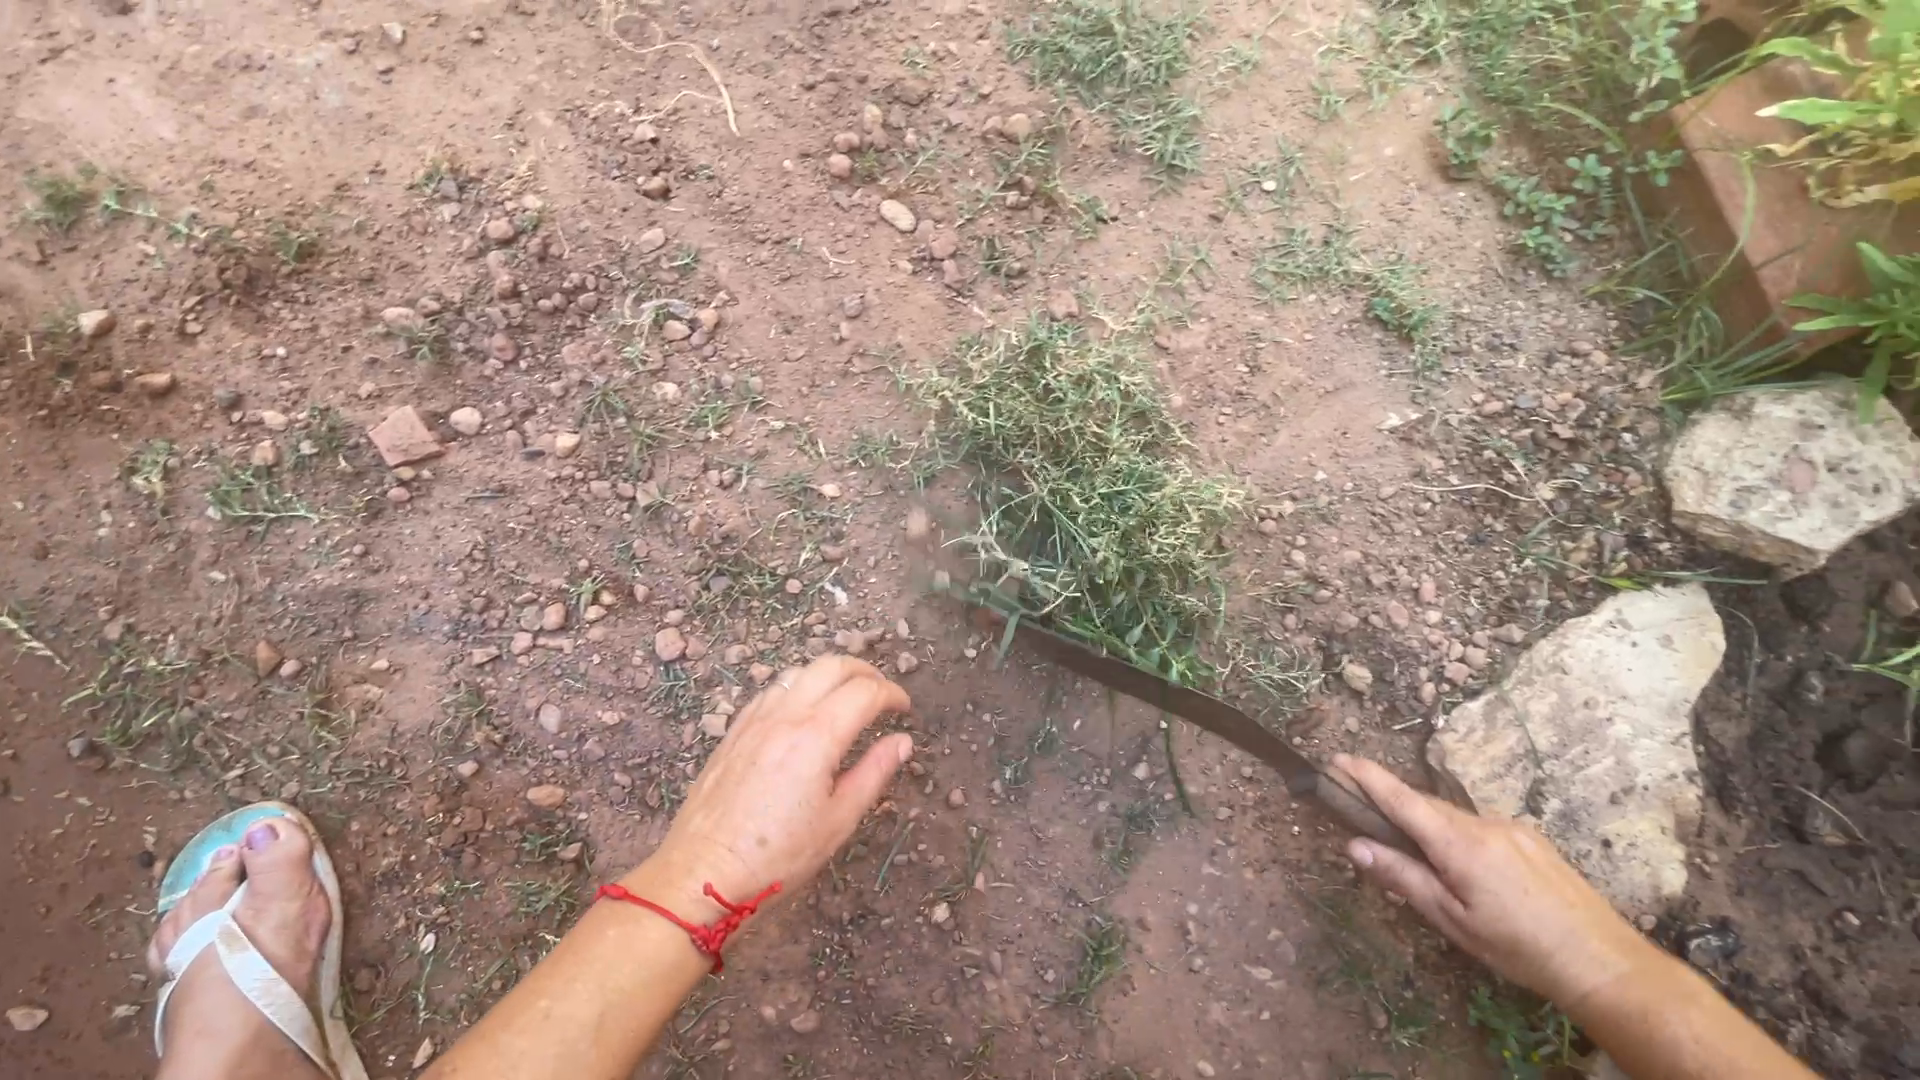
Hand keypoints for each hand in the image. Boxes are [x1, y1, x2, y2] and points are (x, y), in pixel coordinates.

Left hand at [634, 657, 912, 914]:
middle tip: (882, 693)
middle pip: (832, 665)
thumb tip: (902, 741)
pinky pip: (772, 690)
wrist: (703, 872)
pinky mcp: (734, 730)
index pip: (865, 692)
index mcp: (817, 736)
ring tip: (846, 698)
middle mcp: (786, 715)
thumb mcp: (838, 821)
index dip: (892, 694)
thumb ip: (874, 773)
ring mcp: (755, 719)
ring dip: (830, 675)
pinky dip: (799, 687)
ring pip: (799, 672)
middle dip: (865, 671)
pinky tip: (803, 712)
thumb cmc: (778, 856)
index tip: (905, 710)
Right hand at [1334, 754, 1651, 1011]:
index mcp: (1460, 845)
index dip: (1366, 777)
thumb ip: (1403, 878)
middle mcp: (1484, 824)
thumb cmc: (1519, 949)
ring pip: (1452, 817)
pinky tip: (1460, 867)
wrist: (1606, 963)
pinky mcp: (1531, 839)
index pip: (1402, 799)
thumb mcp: (1452, 921)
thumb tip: (1355, 845)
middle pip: (1424, 805)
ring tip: (1413, 853)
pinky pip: (1477, 827)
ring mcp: (1511, 828)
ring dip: (1424, 824)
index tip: (1336, 759)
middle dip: (1390, 804)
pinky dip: (1454, 835)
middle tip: (1359, 814)